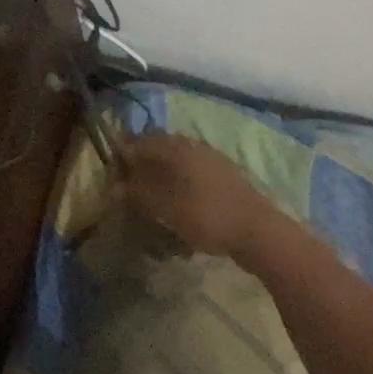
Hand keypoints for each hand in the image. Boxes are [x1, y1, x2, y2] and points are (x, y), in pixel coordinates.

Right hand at [118, 132, 275, 257]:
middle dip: (142, 167)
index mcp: (176, 147)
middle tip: (131, 191)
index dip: (122, 157)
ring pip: (176, 162)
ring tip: (153, 202)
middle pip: (158, 149)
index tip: (113, 178)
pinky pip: (192, 175)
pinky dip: (180, 185)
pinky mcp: (224, 177)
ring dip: (161, 177)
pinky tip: (179, 206)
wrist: (259, 232)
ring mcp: (211, 160)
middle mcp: (193, 146)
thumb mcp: (165, 206)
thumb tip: (115, 186)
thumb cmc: (206, 215)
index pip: (139, 142)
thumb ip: (138, 193)